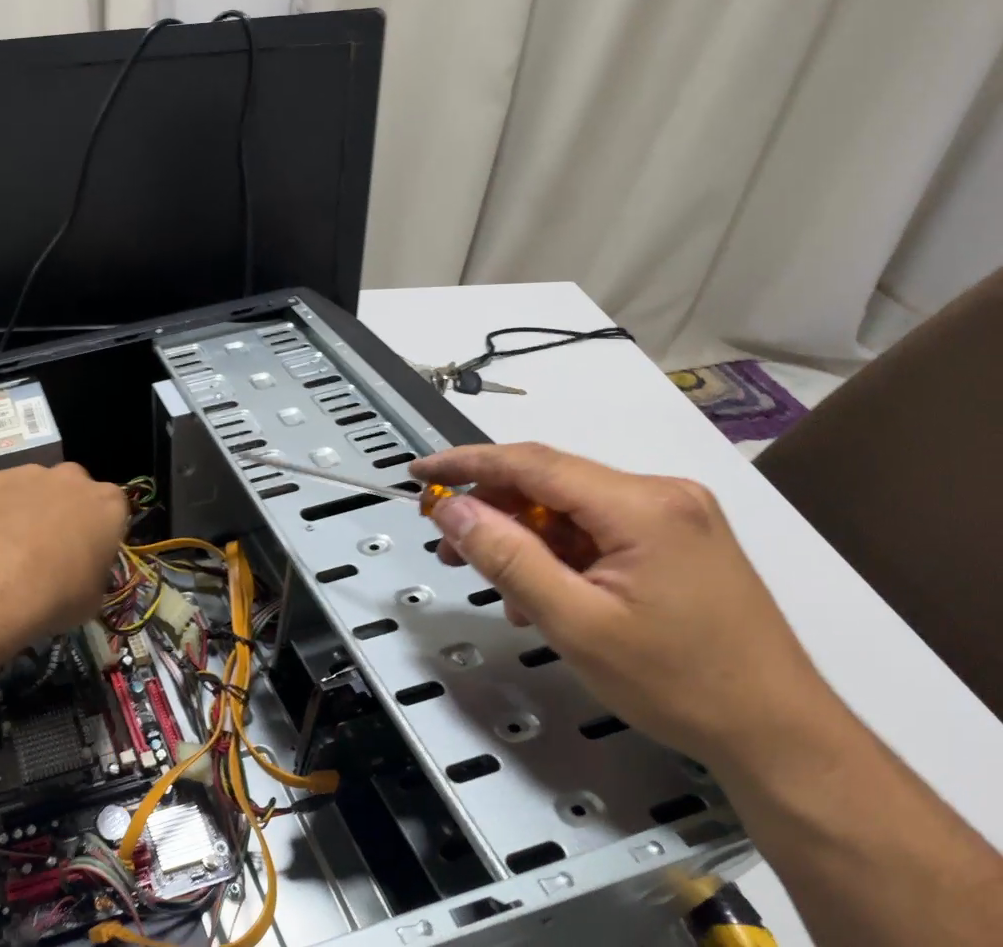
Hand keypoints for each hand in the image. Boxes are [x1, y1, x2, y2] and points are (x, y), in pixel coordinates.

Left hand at [0, 462, 128, 637]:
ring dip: (30, 506)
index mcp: (108, 505)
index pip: (113, 509)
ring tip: (12, 544)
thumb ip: (94, 572)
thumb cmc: (57, 595)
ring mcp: (30, 473)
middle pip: (74, 488)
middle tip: (49, 545)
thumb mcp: (93, 597)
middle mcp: (73, 479)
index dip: (99, 530)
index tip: (87, 551)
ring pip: (35, 486)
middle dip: (66, 509)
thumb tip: (82, 572)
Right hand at [410, 443, 837, 774]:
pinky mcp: (679, 543)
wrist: (779, 735)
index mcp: (642, 506)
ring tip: (493, 584)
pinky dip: (558, 556)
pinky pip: (596, 532)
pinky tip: (540, 596)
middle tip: (448, 548)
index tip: (417, 473)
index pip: (531, 463)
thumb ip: (506, 557)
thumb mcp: (575, 622)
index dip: (465, 463)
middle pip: (549, 484)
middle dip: (492, 512)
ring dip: (523, 540)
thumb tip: (453, 509)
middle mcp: (663, 496)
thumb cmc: (680, 682)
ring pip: (569, 511)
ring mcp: (676, 518)